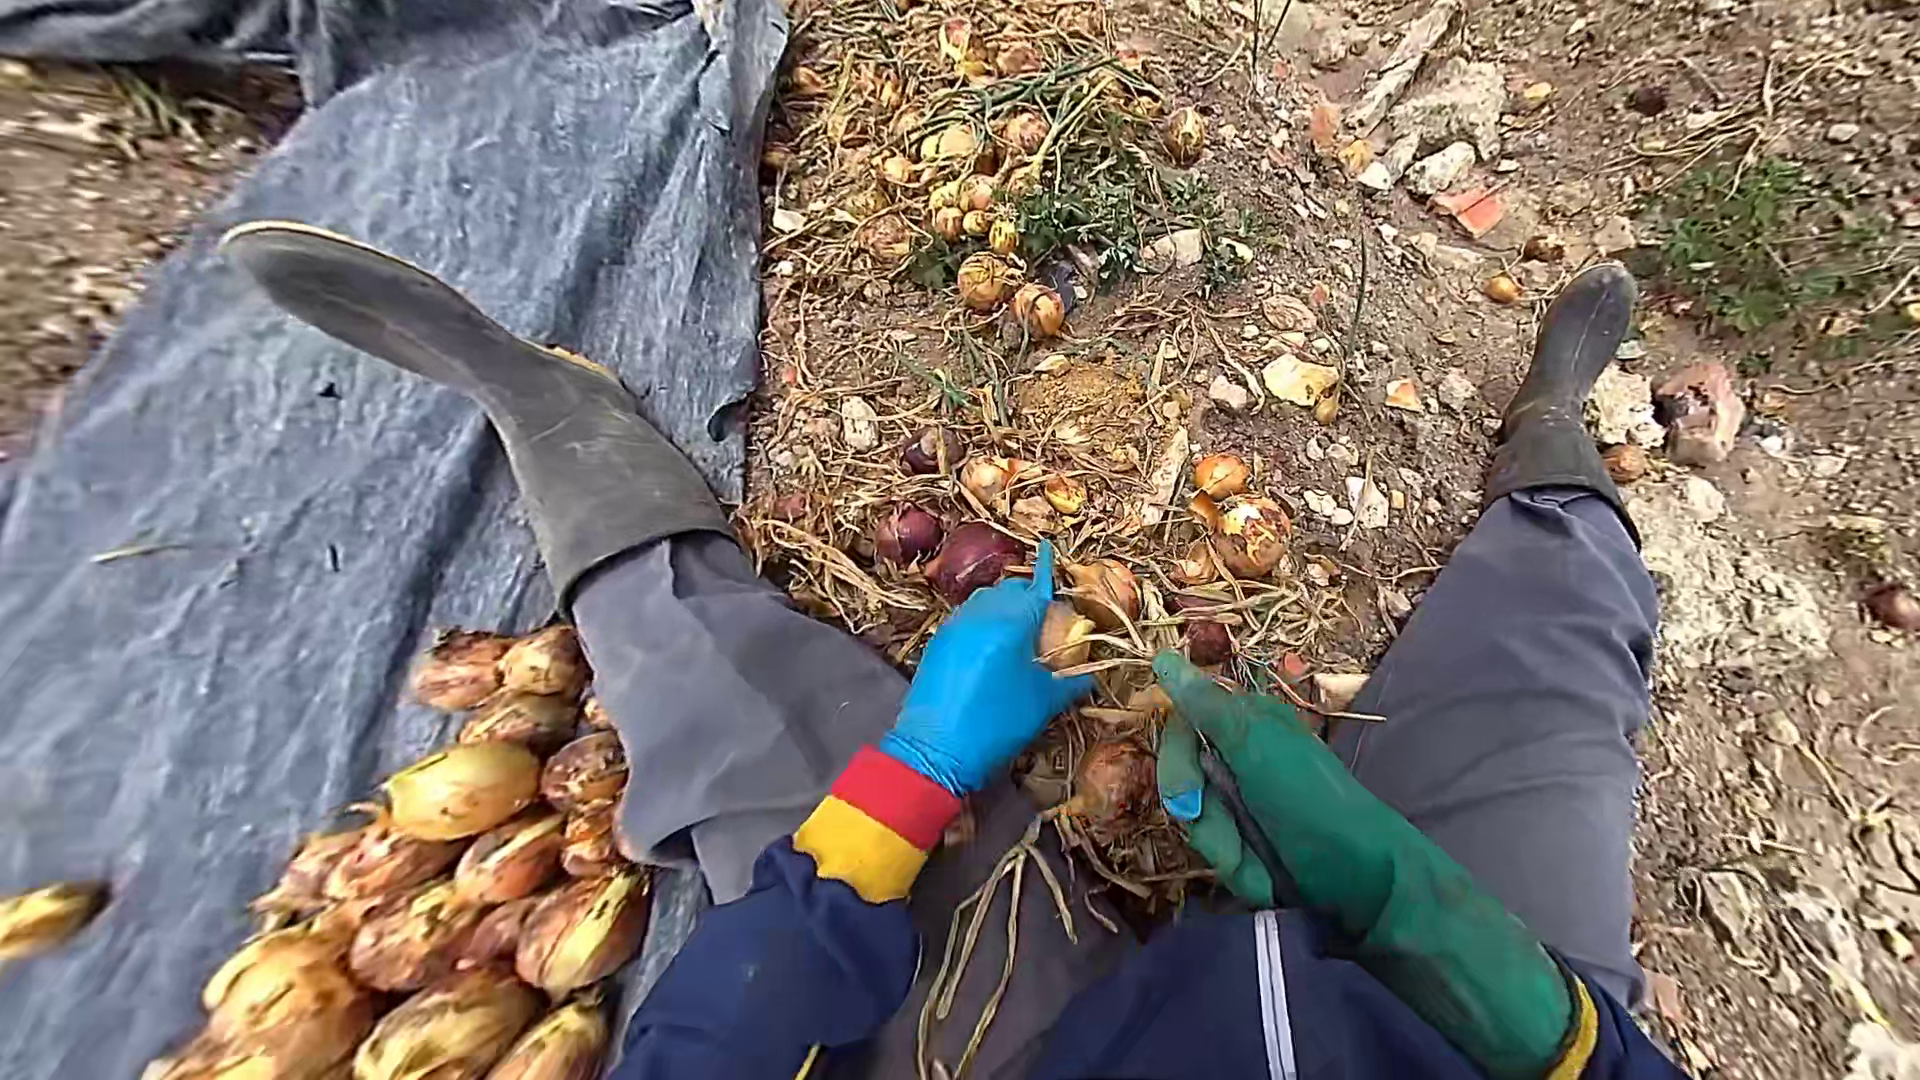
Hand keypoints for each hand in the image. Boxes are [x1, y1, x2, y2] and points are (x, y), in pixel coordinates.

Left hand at [880, 542, 1093, 795]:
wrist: (936, 747)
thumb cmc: (998, 721)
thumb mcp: (1042, 703)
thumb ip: (1070, 683)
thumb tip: (1091, 677)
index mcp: (1012, 622)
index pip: (1036, 587)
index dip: (1048, 570)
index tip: (1052, 549)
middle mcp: (982, 613)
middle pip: (1009, 588)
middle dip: (1027, 592)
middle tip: (1042, 612)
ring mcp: (956, 624)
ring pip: (984, 599)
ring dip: (1003, 604)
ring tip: (1015, 628)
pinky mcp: (939, 639)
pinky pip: (966, 616)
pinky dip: (982, 619)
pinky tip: (988, 644)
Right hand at [1152, 652, 1574, 1077]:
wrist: (1369, 890)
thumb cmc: (1313, 805)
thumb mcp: (1256, 748)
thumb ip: (1206, 705)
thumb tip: (1162, 658)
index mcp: (1243, 721)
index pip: (1179, 726)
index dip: (1177, 763)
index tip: (1188, 797)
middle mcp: (1236, 753)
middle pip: (1181, 774)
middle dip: (1202, 814)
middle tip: (1222, 838)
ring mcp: (1241, 797)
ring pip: (1194, 816)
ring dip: (1221, 845)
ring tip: (1257, 864)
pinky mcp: (1247, 835)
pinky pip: (1215, 845)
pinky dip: (1236, 865)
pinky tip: (1263, 876)